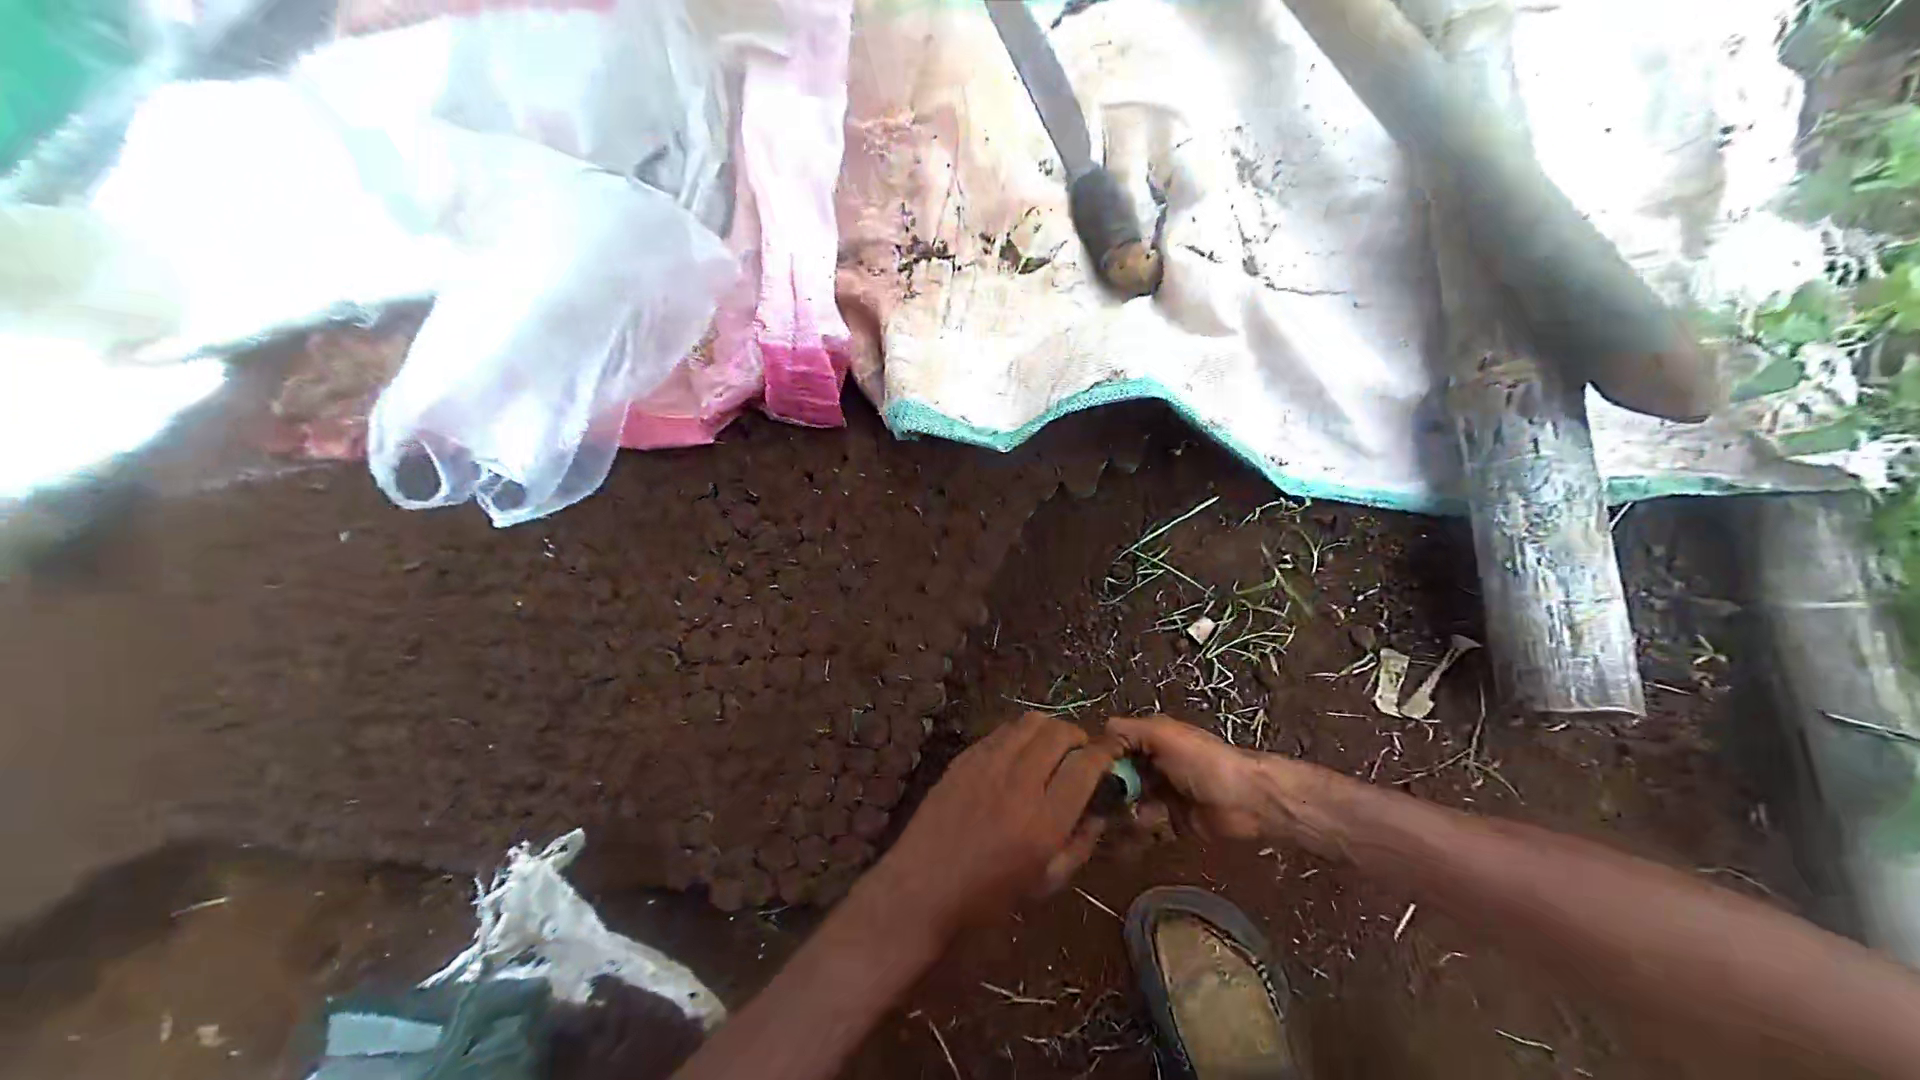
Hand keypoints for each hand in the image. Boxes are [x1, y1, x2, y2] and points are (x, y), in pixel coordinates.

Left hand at [865, 712, 1122, 935]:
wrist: (922, 887)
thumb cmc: (987, 897)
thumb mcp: (1046, 883)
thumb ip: (1081, 844)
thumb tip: (1101, 810)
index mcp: (1044, 820)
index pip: (1086, 766)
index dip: (1105, 752)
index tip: (1113, 752)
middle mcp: (1018, 782)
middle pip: (1060, 733)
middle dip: (1079, 737)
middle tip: (1080, 753)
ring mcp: (987, 764)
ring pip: (1030, 723)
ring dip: (1050, 730)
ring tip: (1052, 749)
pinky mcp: (964, 758)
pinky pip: (1002, 731)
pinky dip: (1020, 735)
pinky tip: (1019, 755)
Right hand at [1107, 714, 1271, 841]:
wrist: (1247, 801)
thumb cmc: (1201, 761)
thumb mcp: (1162, 735)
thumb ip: (1127, 731)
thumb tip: (1095, 737)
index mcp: (1149, 741)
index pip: (1112, 748)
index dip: (1098, 762)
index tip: (1083, 778)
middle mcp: (1152, 766)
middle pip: (1116, 780)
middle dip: (1107, 795)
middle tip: (1099, 810)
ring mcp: (1161, 796)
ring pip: (1127, 806)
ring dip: (1121, 817)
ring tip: (1118, 826)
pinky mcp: (1171, 823)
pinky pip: (1145, 830)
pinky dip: (1137, 835)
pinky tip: (1133, 838)